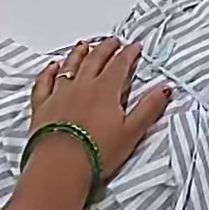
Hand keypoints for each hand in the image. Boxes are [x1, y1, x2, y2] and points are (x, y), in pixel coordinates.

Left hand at [0, 39, 169, 209]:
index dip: (129, 54)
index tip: (135, 47)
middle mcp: (82, 86)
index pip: (120, 64)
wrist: (59, 168)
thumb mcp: (133, 131)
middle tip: (113, 41)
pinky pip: (44, 83)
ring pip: (70, 66)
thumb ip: (149, 107)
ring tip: (85, 45)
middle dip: (106, 48)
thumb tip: (166, 88)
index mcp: (106, 90)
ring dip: (79, 54)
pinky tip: (52, 67)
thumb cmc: (98, 152)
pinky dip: (49, 72)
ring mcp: (59, 95)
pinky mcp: (42, 107)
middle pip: (95, 60)